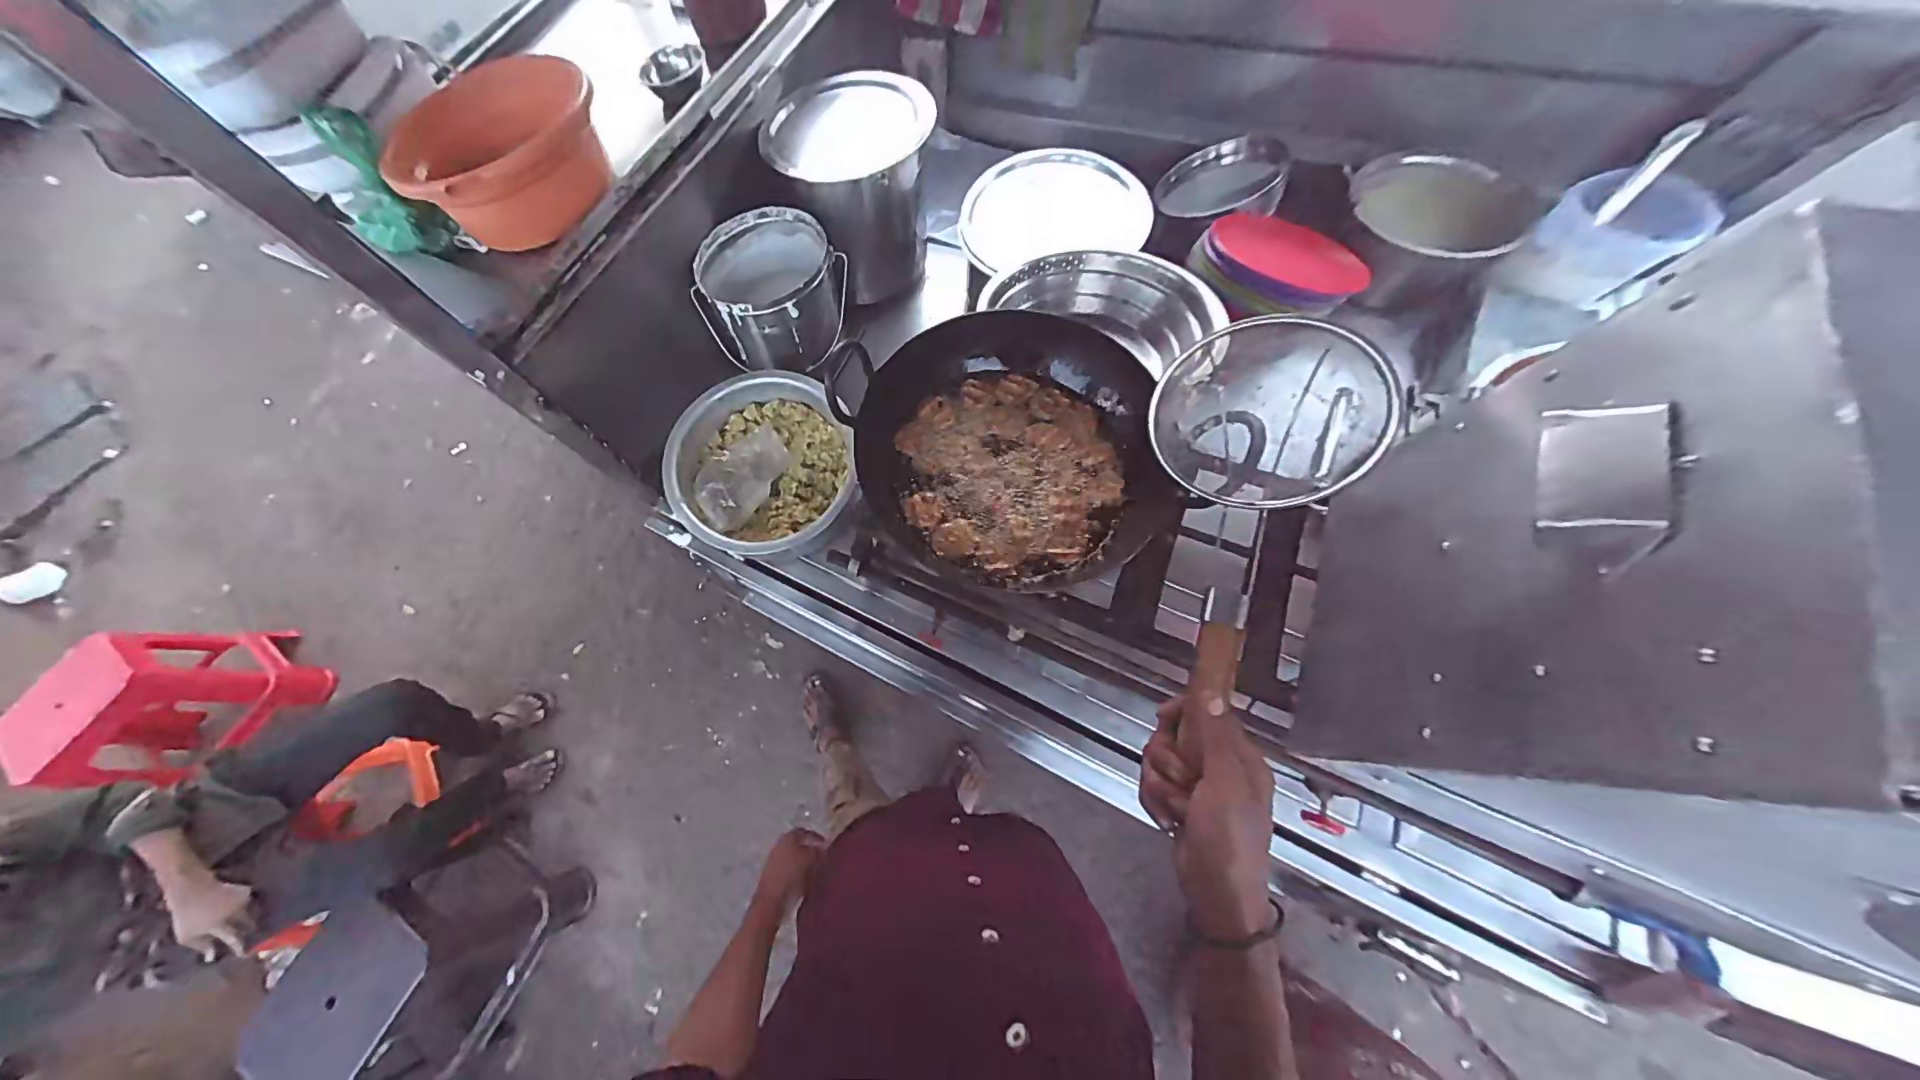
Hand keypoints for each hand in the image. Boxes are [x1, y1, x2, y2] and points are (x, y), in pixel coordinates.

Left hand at [166, 876, 255, 957]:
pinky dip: (245, 904)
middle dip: (249, 928)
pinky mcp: (243, 891)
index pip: (233, 938)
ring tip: (246, 920)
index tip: (245, 953)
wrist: (190, 889)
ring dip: (248, 916)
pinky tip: (240, 906)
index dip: (240, 945)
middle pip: (247, 923)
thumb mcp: (185, 936)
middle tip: (250, 933)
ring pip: (249, 911)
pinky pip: (248, 901)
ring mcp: (240, 901)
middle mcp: (233, 913)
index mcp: (218, 926)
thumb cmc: (185, 915)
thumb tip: (213, 956)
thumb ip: (201, 945)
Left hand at [751, 828, 824, 916]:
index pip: (804, 832)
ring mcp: (773, 862)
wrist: (772, 900)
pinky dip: (798, 873)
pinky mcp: (772, 878)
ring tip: (816, 871)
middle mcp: (779, 846)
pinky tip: (806, 882)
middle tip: (822, 857)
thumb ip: (819, 850)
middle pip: (798, 845)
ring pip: (794, 859)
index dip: (816, 837)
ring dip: (804, 863)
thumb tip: (823, 848)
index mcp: (788, 837)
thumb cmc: (793, 874)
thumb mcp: (812, 858)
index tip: (826, 844)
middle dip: (810, 850)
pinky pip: (789, 871)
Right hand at [1142, 694, 1275, 939]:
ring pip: (1159, 761)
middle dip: (1167, 758)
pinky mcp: (1180, 804)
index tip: (1162, 719)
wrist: (1217, 896)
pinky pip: (1154, 785)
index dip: (1182, 712)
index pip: (1206, 713)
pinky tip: (1168, 820)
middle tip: (1181, 781)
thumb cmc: (1229, 840)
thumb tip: (1211, 691)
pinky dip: (1156, 801)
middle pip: (1174, 736)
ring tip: (1177, 809)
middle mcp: (1219, 766)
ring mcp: (1198, 787)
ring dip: (1161, 785)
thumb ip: (1214, 737)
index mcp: (1240, 757)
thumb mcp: (1224, 783)